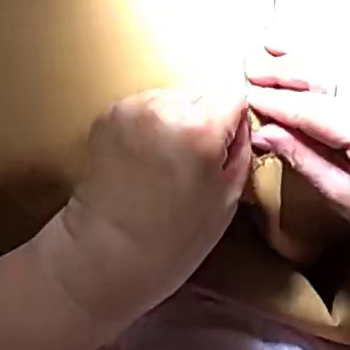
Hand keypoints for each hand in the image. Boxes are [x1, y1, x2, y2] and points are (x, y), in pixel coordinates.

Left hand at [35, 90, 250, 325]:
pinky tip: (143, 157)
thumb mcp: (227, 198)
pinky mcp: (110, 112)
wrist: (108, 252)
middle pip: (201, 96)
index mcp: (202, 127)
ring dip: (174, 119)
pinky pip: (144, 107)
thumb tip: (241, 121)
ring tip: (164, 160)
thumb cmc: (175, 237)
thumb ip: (241, 149)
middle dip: (202, 120)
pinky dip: (148, 124)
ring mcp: (134, 107)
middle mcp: (167, 106)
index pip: (233, 99)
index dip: (232, 124)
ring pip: (171, 98)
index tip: (223, 148)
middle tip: (190, 160)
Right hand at [245, 45, 349, 285]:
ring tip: (270, 44)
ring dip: (302, 51)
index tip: (245, 96)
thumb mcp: (345, 199)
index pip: (308, 108)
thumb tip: (263, 133)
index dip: (273, 102)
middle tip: (249, 66)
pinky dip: (329, 50)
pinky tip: (309, 46)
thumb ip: (302, 158)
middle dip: (282, 70)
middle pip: (322, 73)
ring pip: (339, 57)